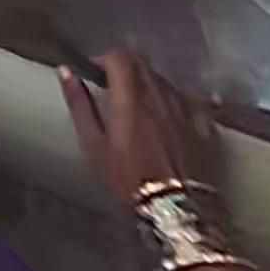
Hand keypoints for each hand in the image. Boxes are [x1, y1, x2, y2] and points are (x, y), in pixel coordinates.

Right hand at [61, 51, 219, 207]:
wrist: (178, 213)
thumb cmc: (128, 178)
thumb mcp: (94, 144)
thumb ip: (79, 104)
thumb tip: (65, 70)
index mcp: (129, 97)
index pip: (119, 57)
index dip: (104, 59)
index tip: (94, 75)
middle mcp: (158, 96)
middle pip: (142, 63)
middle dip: (124, 66)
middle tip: (111, 86)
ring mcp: (184, 111)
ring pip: (164, 79)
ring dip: (147, 81)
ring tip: (137, 101)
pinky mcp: (204, 128)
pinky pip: (192, 100)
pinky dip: (177, 97)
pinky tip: (170, 109)